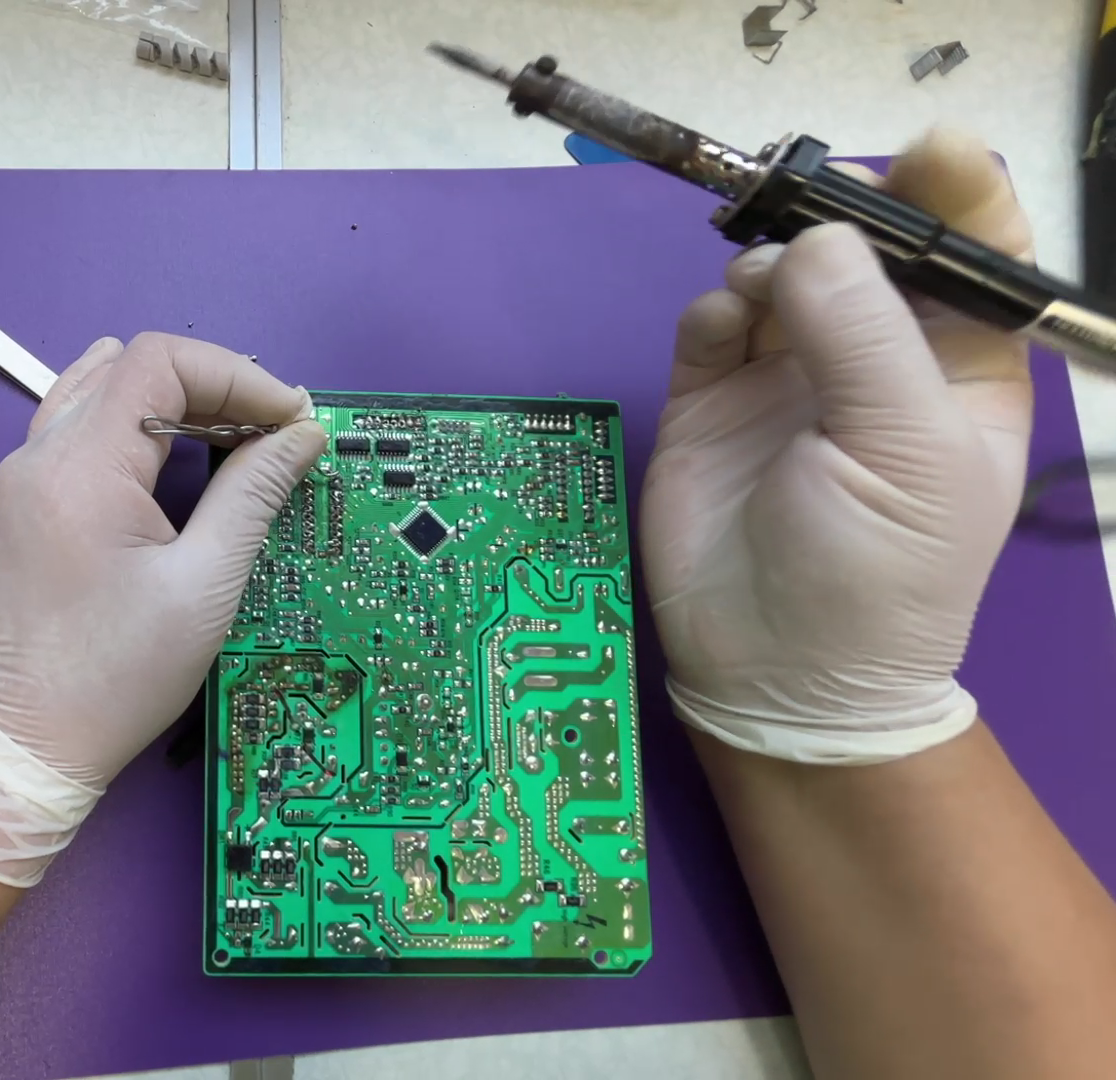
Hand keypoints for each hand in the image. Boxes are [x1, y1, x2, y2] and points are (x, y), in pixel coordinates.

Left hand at [0, 333, 325, 884]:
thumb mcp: (205, 585)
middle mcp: (40, 453)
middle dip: (212, 386)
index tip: (289, 417)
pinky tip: (175, 459)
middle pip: (131, 367)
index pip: (157, 362)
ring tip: (231, 439)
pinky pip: (82, 425)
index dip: (234, 374)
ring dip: (174, 401)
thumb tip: (301, 434)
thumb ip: (252, 493)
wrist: (35, 735)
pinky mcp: (25, 495)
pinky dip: (137, 425)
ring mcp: (24, 472)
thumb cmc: (122, 673)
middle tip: (270, 432)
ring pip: (103, 388)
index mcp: (81, 468)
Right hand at [641, 131, 1033, 764]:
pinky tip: (715, 325)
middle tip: (801, 218)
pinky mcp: (703, 409)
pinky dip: (710, 315)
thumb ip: (862, 339)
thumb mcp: (902, 451)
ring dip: (763, 273)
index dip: (951, 198)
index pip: (967, 264)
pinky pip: (708, 335)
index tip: (916, 151)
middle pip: (855, 263)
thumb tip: (811, 242)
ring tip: (751, 298)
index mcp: (955, 374)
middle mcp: (864, 368)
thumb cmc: (874, 568)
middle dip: (834, 228)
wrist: (768, 660)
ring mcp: (776, 387)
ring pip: (771, 289)